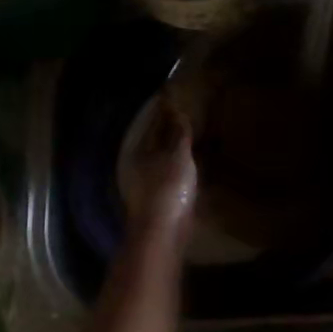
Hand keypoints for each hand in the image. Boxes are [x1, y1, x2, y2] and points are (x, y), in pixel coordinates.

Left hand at [128, 98, 197, 239]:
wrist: (163, 232)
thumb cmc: (167, 188)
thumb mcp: (176, 155)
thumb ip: (178, 134)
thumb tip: (176, 113)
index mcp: (141, 153)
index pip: (152, 126)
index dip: (163, 113)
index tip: (172, 99)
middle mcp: (141, 167)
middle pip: (156, 143)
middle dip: (168, 131)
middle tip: (184, 117)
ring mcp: (150, 185)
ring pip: (164, 160)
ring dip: (175, 150)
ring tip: (191, 139)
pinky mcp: (162, 201)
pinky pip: (172, 176)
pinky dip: (180, 168)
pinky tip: (192, 168)